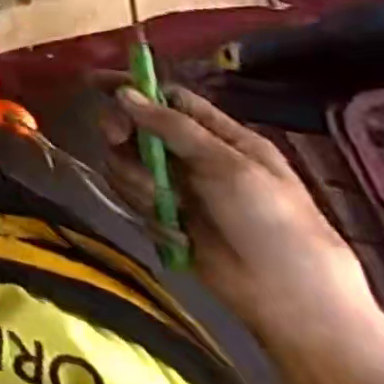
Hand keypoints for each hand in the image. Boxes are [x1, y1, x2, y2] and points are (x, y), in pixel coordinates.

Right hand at [105, 85, 376, 340]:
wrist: (289, 299)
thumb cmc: (273, 225)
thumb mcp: (230, 168)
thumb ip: (174, 127)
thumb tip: (124, 92)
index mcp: (223, 138)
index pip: (169, 99)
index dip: (133, 88)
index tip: (95, 84)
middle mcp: (195, 156)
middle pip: (137, 125)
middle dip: (122, 131)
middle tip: (115, 139)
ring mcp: (176, 184)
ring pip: (125, 157)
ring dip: (131, 173)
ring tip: (159, 199)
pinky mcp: (160, 210)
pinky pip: (127, 188)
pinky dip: (136, 198)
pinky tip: (163, 219)